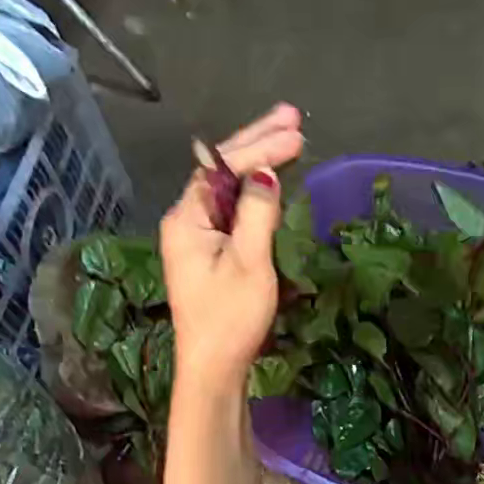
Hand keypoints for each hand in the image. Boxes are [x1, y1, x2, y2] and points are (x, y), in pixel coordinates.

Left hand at [162, 104, 304, 391]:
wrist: (214, 367)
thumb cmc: (230, 318)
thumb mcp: (249, 263)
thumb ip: (257, 213)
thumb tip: (267, 174)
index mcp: (188, 218)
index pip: (224, 167)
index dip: (260, 148)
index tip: (296, 134)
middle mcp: (187, 220)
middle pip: (223, 170)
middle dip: (258, 142)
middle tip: (292, 117)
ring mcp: (198, 237)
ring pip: (229, 187)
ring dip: (258, 160)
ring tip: (289, 136)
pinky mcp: (212, 253)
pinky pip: (234, 209)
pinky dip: (256, 189)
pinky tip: (271, 178)